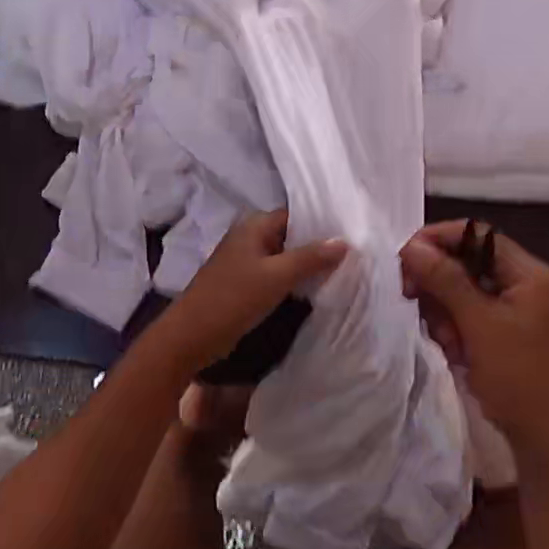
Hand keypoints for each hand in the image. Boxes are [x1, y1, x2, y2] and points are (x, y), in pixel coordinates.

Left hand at [160, 210, 347, 367]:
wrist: (194, 333)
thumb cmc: (235, 297)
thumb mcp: (277, 275)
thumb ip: (310, 257)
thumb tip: (343, 241)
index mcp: (253, 226)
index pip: (295, 215)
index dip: (322, 223)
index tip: (353, 233)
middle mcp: (248, 238)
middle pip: (290, 236)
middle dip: (317, 246)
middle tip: (355, 255)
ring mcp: (244, 262)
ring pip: (283, 258)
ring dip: (305, 265)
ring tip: (343, 272)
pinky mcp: (243, 284)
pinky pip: (274, 276)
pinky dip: (292, 280)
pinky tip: (315, 289)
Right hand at [399, 222, 548, 466]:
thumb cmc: (523, 376)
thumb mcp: (480, 324)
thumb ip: (446, 280)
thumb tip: (411, 246)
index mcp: (527, 274)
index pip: (474, 234)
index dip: (436, 240)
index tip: (402, 261)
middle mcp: (520, 286)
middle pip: (463, 262)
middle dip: (435, 282)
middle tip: (415, 304)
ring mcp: (510, 312)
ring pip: (458, 292)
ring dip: (441, 312)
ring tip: (446, 341)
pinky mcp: (500, 336)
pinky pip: (463, 318)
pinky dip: (451, 330)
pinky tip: (453, 353)